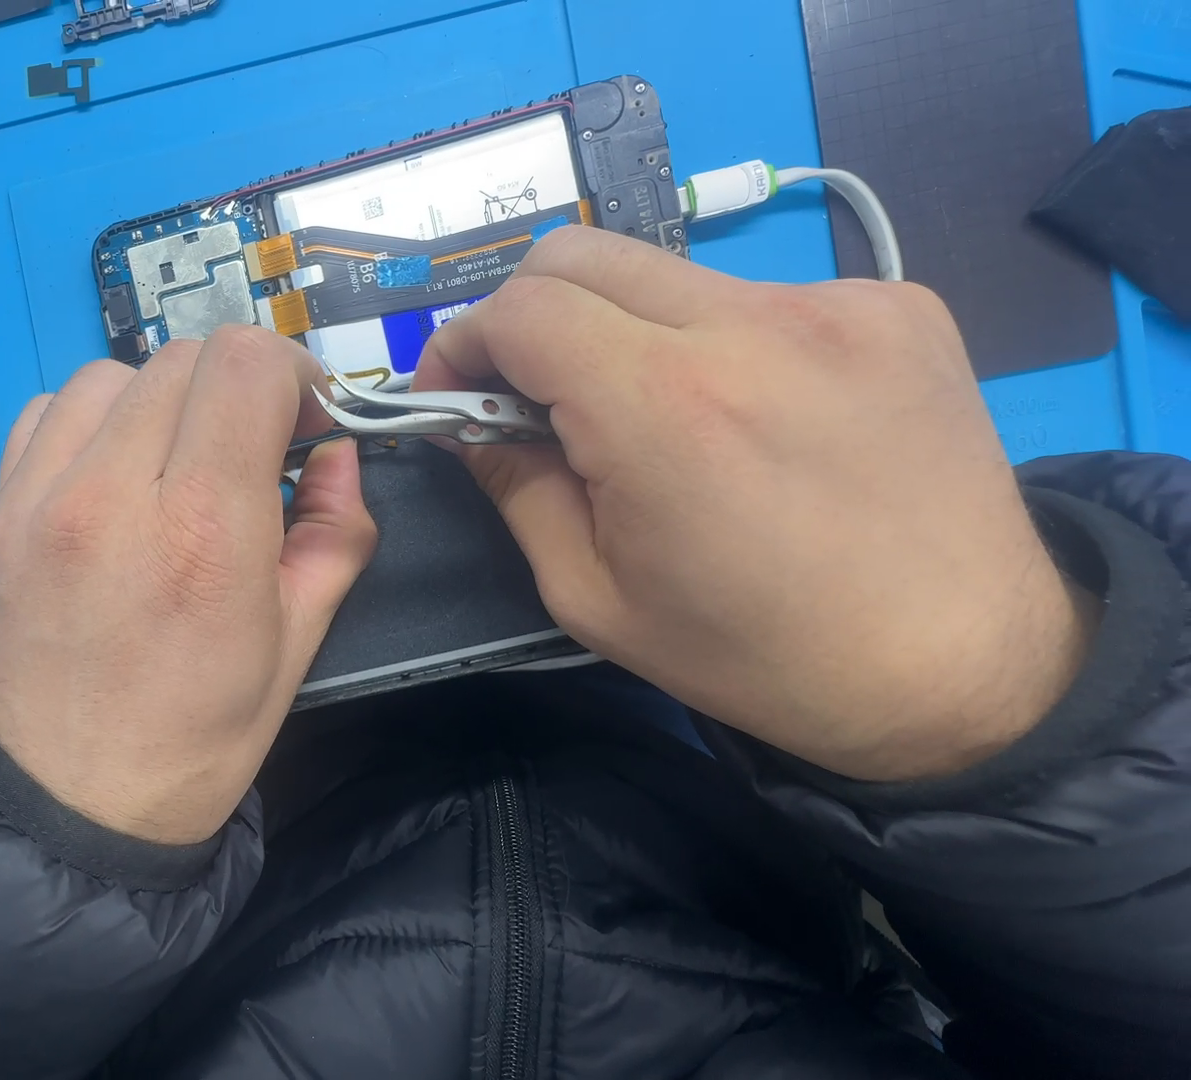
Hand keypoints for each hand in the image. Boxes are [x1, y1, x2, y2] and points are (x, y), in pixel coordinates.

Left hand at [0, 327, 376, 843]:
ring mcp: (40, 496)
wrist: (67, 802)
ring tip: (178, 462)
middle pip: (185, 359)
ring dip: (165, 400)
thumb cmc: (199, 735)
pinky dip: (96, 421)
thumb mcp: (297, 643)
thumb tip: (337, 457)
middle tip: (251, 447)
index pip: (245, 365)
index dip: (292, 375)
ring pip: (114, 374)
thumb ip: (335, 533)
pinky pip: (52, 412)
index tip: (302, 421)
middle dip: (237, 387)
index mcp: (204, 527)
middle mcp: (112, 491)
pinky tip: (113, 475)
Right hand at [415, 226, 1098, 780]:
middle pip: (577, 254)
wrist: (965, 669)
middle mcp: (749, 327)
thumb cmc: (750, 652)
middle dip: (520, 316)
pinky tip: (732, 409)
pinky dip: (698, 337)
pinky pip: (743, 292)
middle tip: (521, 392)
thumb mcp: (588, 593)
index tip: (452, 396)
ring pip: (658, 270)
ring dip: (610, 327)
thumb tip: (464, 422)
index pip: (521, 309)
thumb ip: (513, 486)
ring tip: (634, 411)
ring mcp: (835, 302)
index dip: (461, 344)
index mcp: (663, 410)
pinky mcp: (894, 304)